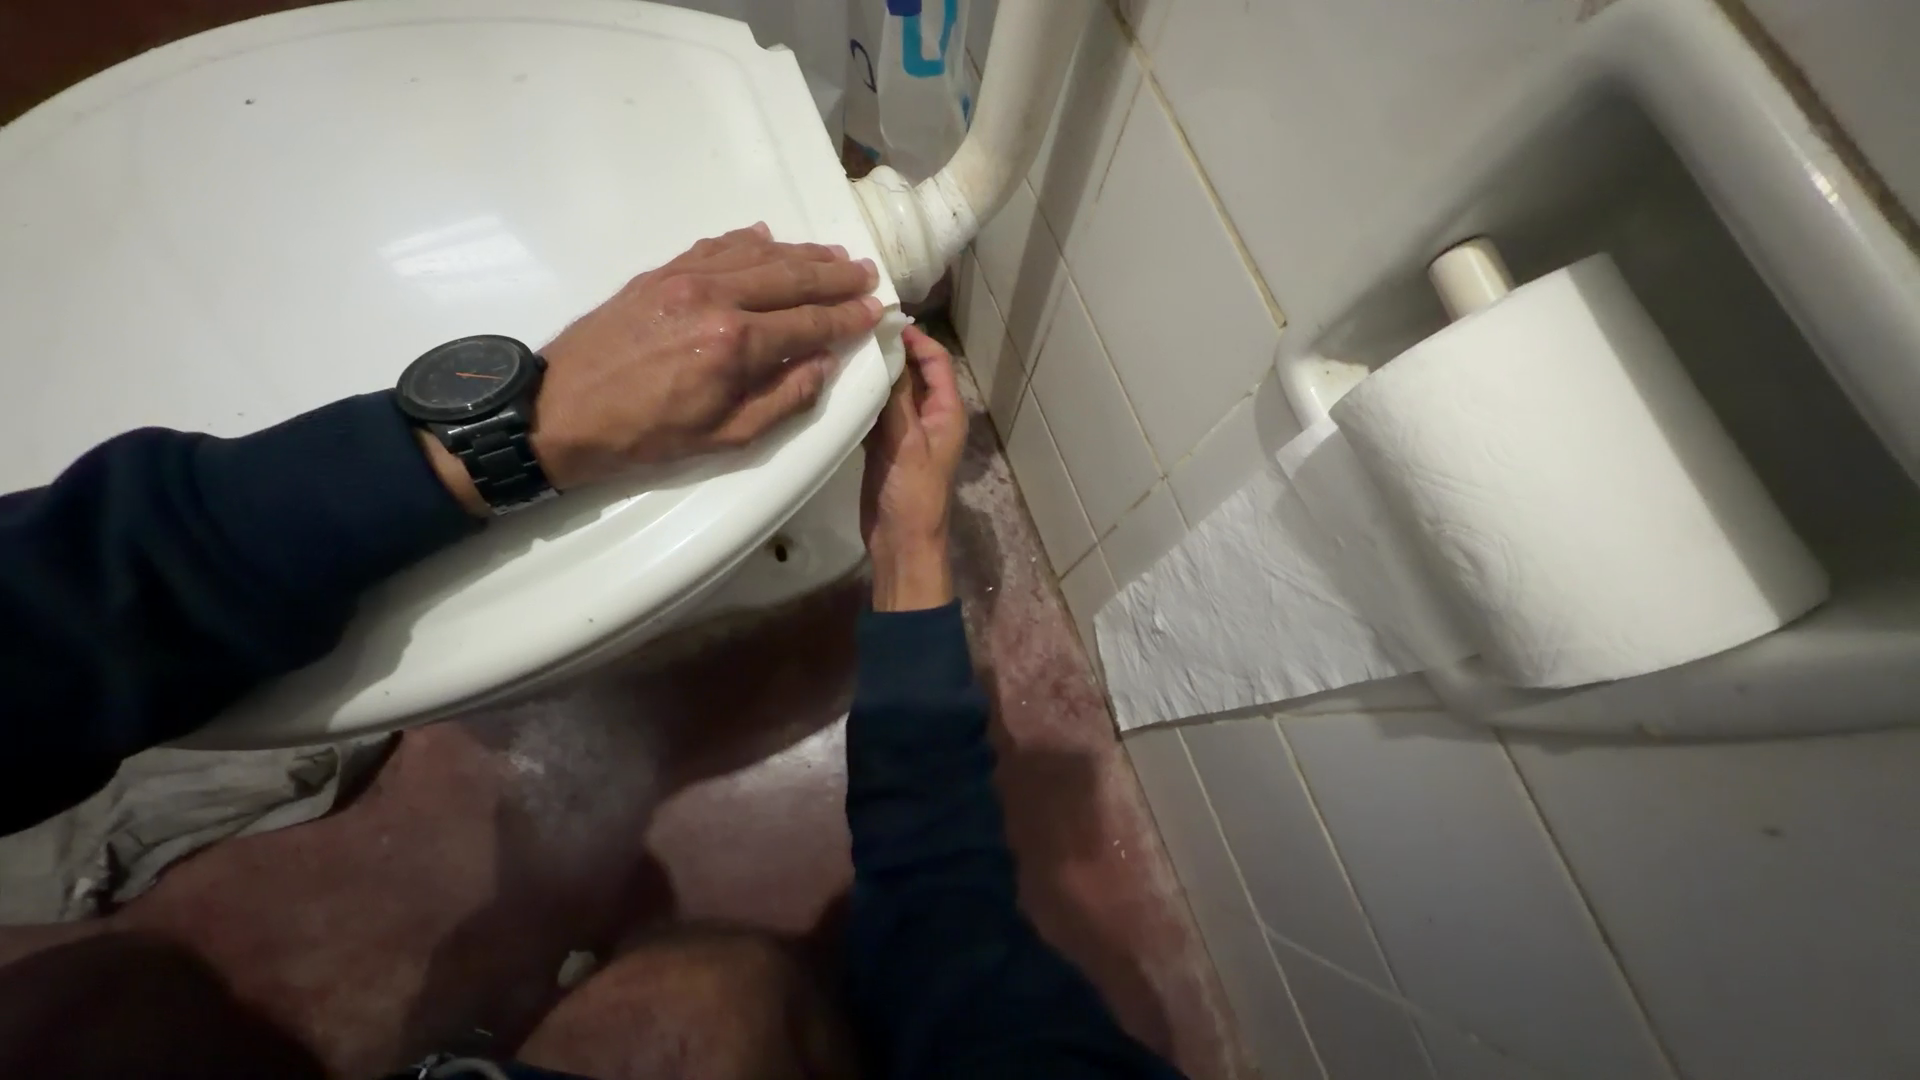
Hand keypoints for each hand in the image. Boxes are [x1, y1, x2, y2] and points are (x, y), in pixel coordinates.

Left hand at [429, 224, 884, 513]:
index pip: (810, 323)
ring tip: (834, 254)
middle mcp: (716, 298)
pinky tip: (769, 238)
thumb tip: (824, 363)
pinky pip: (716, 246)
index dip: (847, 317)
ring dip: (802, 252)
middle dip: (836, 275)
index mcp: (736, 345)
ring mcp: (686, 278)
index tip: (876, 310)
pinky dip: (749, 241)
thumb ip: (784, 399)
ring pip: (758, 254)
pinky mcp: (661, 272)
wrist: (561, 409)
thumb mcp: (727, 437)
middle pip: (791, 277)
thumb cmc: (648, 435)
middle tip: (868, 273)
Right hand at [861, 326, 968, 611]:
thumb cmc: (912, 494)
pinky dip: (862, 398)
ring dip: (873, 374)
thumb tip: (889, 348)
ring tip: (841, 350)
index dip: (915, 338)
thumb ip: (899, 397)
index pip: (937, 361)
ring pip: (891, 391)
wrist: (900, 542)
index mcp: (946, 412)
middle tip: (853, 329)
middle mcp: (929, 416)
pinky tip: (838, 385)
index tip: (882, 320)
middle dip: (889, 351)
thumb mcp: (907, 442)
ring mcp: (906, 431)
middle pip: (912, 371)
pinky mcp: (884, 445)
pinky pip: (875, 412)